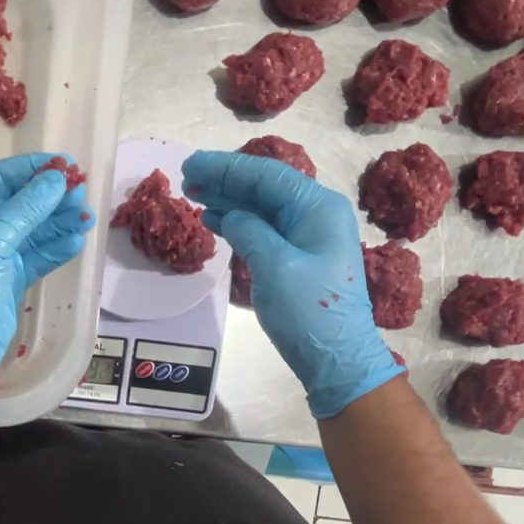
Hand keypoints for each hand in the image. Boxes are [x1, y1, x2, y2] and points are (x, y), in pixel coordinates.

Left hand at [0, 153, 94, 413]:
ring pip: (34, 229)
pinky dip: (57, 248)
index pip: (2, 178)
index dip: (32, 169)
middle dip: (51, 196)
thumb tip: (56, 180)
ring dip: (60, 221)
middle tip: (82, 194)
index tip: (66, 165)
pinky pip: (38, 256)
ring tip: (87, 217)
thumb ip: (25, 210)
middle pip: (22, 202)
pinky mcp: (11, 280)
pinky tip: (77, 240)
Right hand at [182, 150, 400, 418]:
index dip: (226, 168)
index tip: (191, 164)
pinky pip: (264, 230)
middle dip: (226, 181)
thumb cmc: (309, 313)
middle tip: (187, 176)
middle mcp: (315, 215)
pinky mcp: (297, 260)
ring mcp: (307, 239)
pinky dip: (239, 224)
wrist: (336, 360)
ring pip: (262, 209)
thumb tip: (227, 213)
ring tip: (195, 195)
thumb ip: (249, 231)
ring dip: (229, 200)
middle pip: (265, 188)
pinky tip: (216, 221)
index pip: (267, 176)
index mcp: (317, 208)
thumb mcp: (275, 267)